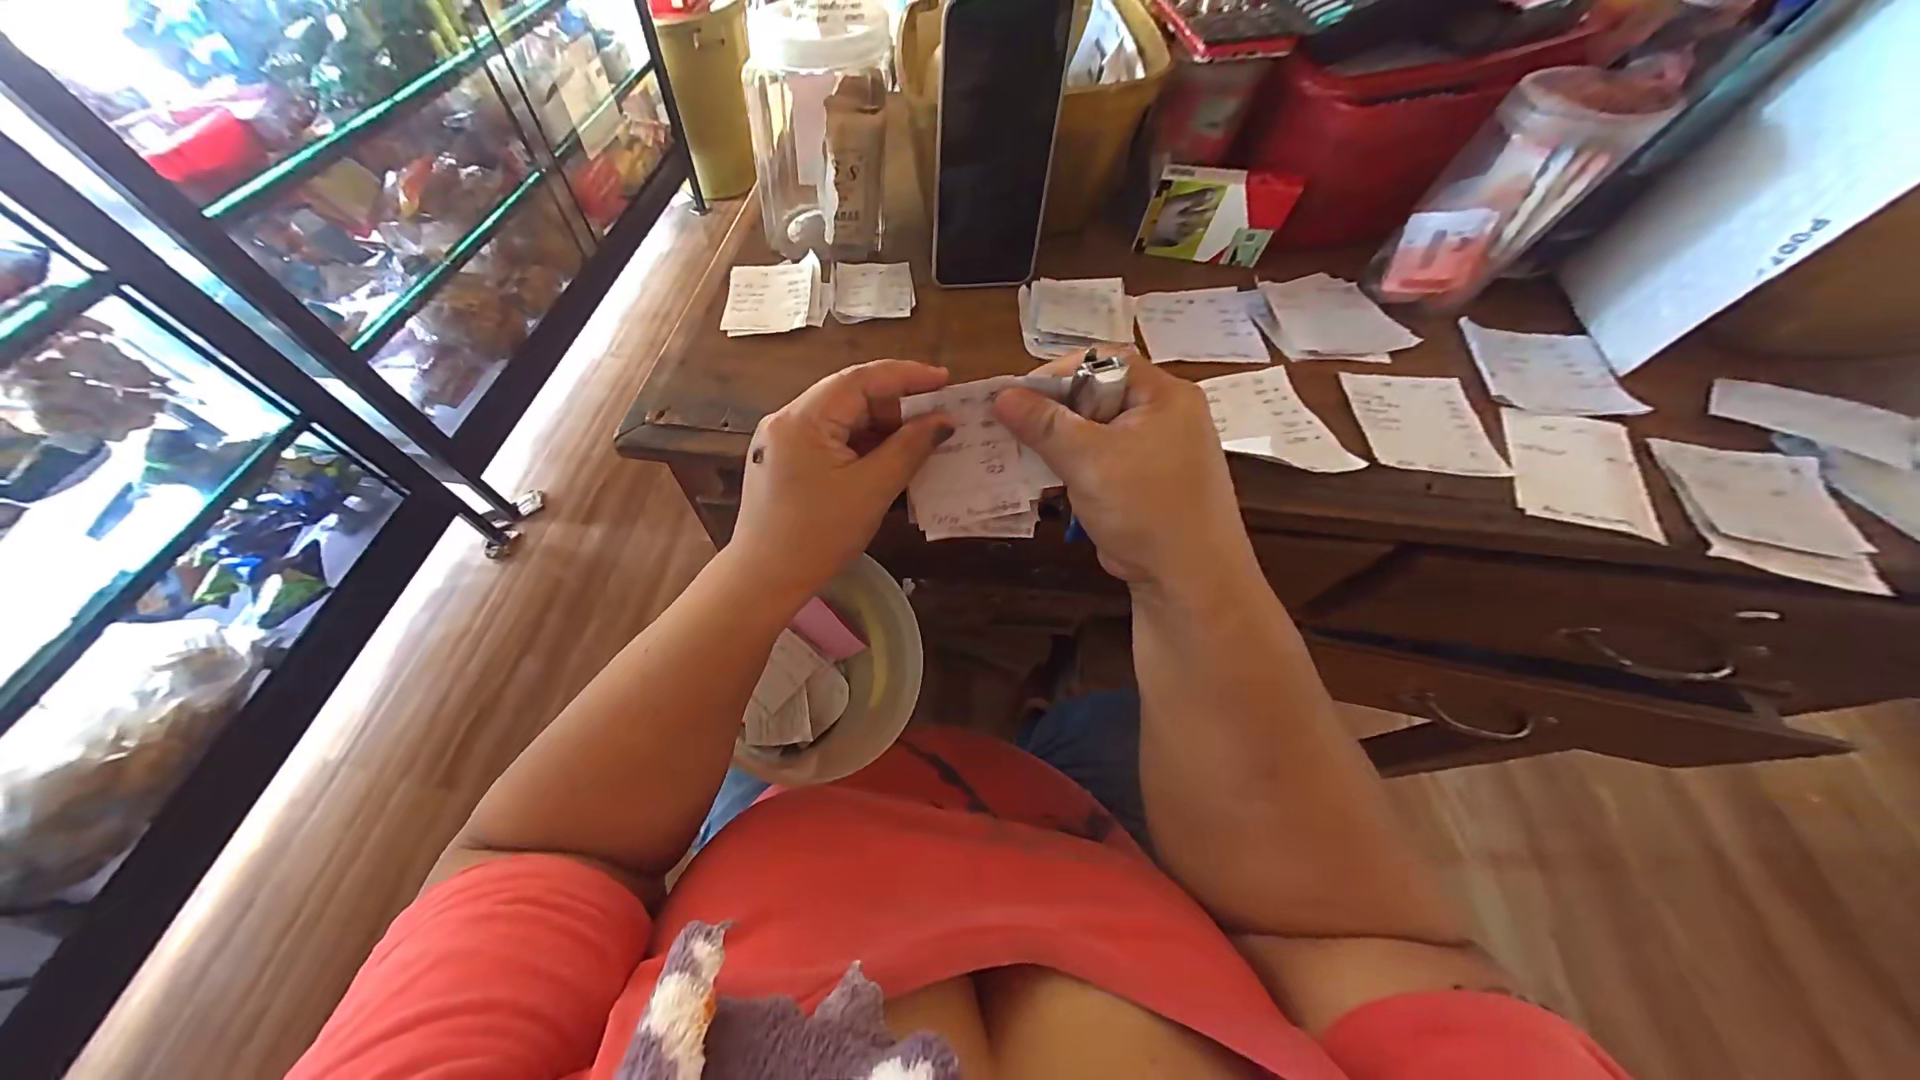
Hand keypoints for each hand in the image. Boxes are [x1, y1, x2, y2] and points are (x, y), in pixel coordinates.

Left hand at [727, 360, 952, 602]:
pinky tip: (886, 461)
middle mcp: (787, 419)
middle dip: (895, 406)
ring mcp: (782, 440)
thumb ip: (910, 448)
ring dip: (880, 428)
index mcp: (803, 419)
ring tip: (917, 443)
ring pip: (841, 419)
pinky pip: (831, 439)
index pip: (860, 379)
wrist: (765, 578)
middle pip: (850, 396)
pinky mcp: (785, 461)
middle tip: (935, 421)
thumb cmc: (819, 535)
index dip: (907, 375)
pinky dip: (862, 445)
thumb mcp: (872, 490)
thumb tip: (944, 420)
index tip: (944, 381)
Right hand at [993, 358, 1254, 591]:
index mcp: (1164, 395)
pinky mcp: (1144, 482)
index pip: (1103, 362)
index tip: (1018, 398)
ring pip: (1095, 432)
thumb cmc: (1146, 508)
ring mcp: (1155, 451)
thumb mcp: (1089, 460)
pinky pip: (1101, 461)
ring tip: (1021, 454)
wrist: (1189, 579)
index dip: (1057, 374)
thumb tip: (1002, 396)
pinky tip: (1045, 478)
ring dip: (1059, 443)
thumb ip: (1044, 425)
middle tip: (1013, 427)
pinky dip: (1074, 467)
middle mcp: (1163, 415)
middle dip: (1054, 413)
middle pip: (1097, 396)